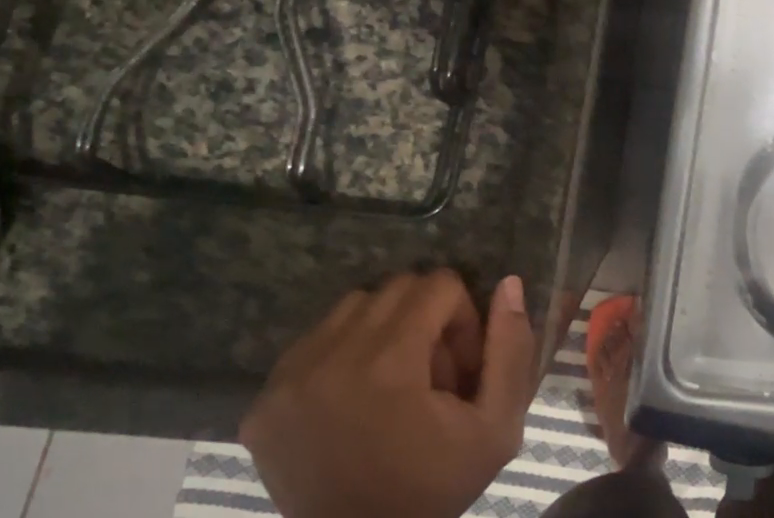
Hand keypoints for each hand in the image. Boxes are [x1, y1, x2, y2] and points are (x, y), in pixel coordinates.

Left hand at [241, 270, 536, 517]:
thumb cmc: (433, 490)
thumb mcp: (497, 427)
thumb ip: (511, 351)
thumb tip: (508, 283)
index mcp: (390, 363)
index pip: (439, 286)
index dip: (462, 319)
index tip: (460, 368)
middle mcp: (331, 358)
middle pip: (396, 290)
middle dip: (425, 320)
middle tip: (430, 377)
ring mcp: (288, 380)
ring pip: (352, 308)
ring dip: (382, 331)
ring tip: (392, 385)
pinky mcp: (262, 402)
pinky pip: (312, 342)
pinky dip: (341, 356)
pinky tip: (354, 400)